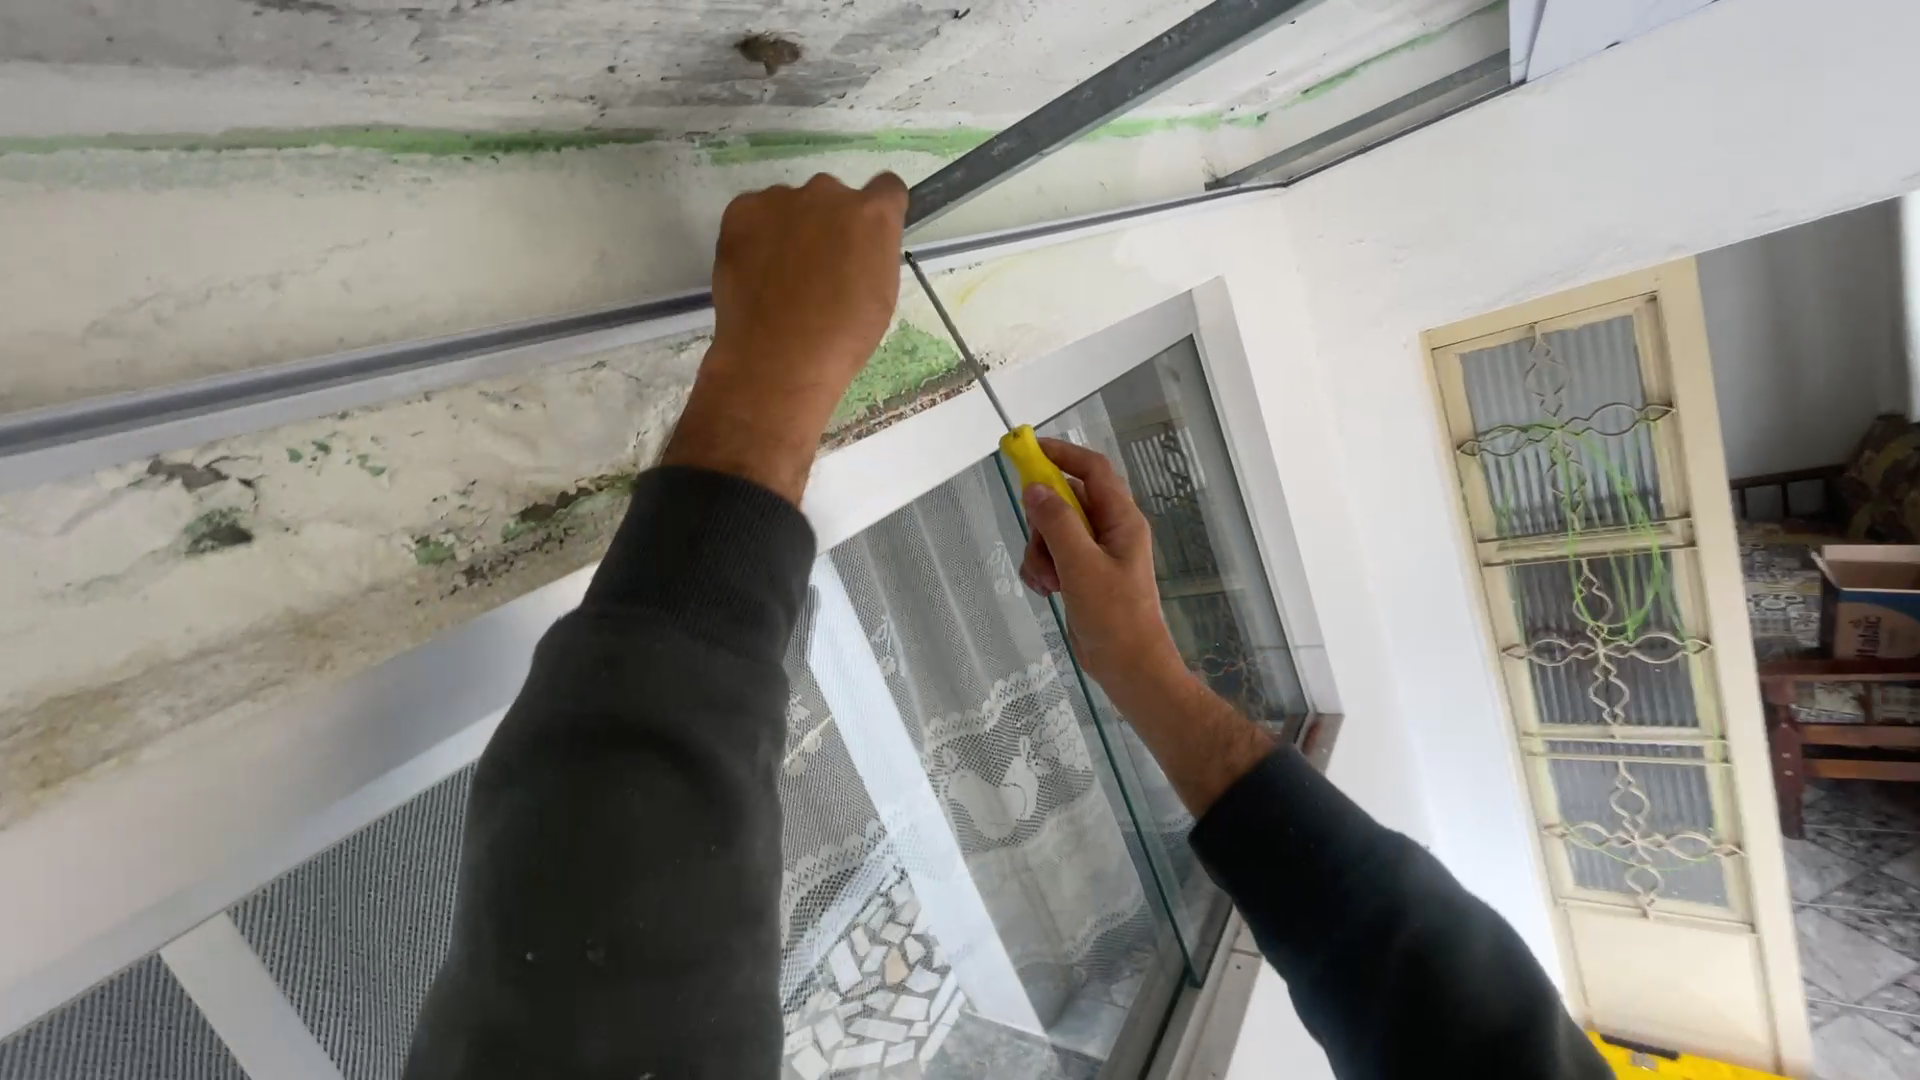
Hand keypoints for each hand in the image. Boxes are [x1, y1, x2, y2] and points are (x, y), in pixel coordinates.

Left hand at [663, 173, 909, 503]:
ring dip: (793, 228)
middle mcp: (828, 193)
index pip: (887, 189)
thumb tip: (857, 245)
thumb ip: (873, 254)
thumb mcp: (880, 295)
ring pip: (792, 206)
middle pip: (835, 197)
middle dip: (831, 224)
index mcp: (872, 215)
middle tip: (820, 269)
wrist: (778, 359)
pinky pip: (756, 214)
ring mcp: (780, 199)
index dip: (880, 212)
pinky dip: (759, 236)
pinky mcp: (741, 211)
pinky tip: (757, 273)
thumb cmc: (843, 339)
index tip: (868, 238)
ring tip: (782, 277)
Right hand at [1020, 437, 1272, 814]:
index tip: (1027, 450)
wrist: (1128, 668)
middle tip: (1038, 548)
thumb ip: (1057, 523)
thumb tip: (1034, 488)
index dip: (1062, 454)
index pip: (1092, 470)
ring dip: (1039, 553)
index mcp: (1121, 520)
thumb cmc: (1114, 616)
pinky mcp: (1082, 575)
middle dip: (1042, 524)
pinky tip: (1046, 591)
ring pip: (1052, 532)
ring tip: (1047, 582)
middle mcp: (1109, 530)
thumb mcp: (1081, 566)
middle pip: (1064, 502)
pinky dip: (1042, 570)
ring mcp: (1095, 553)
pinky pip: (1052, 556)